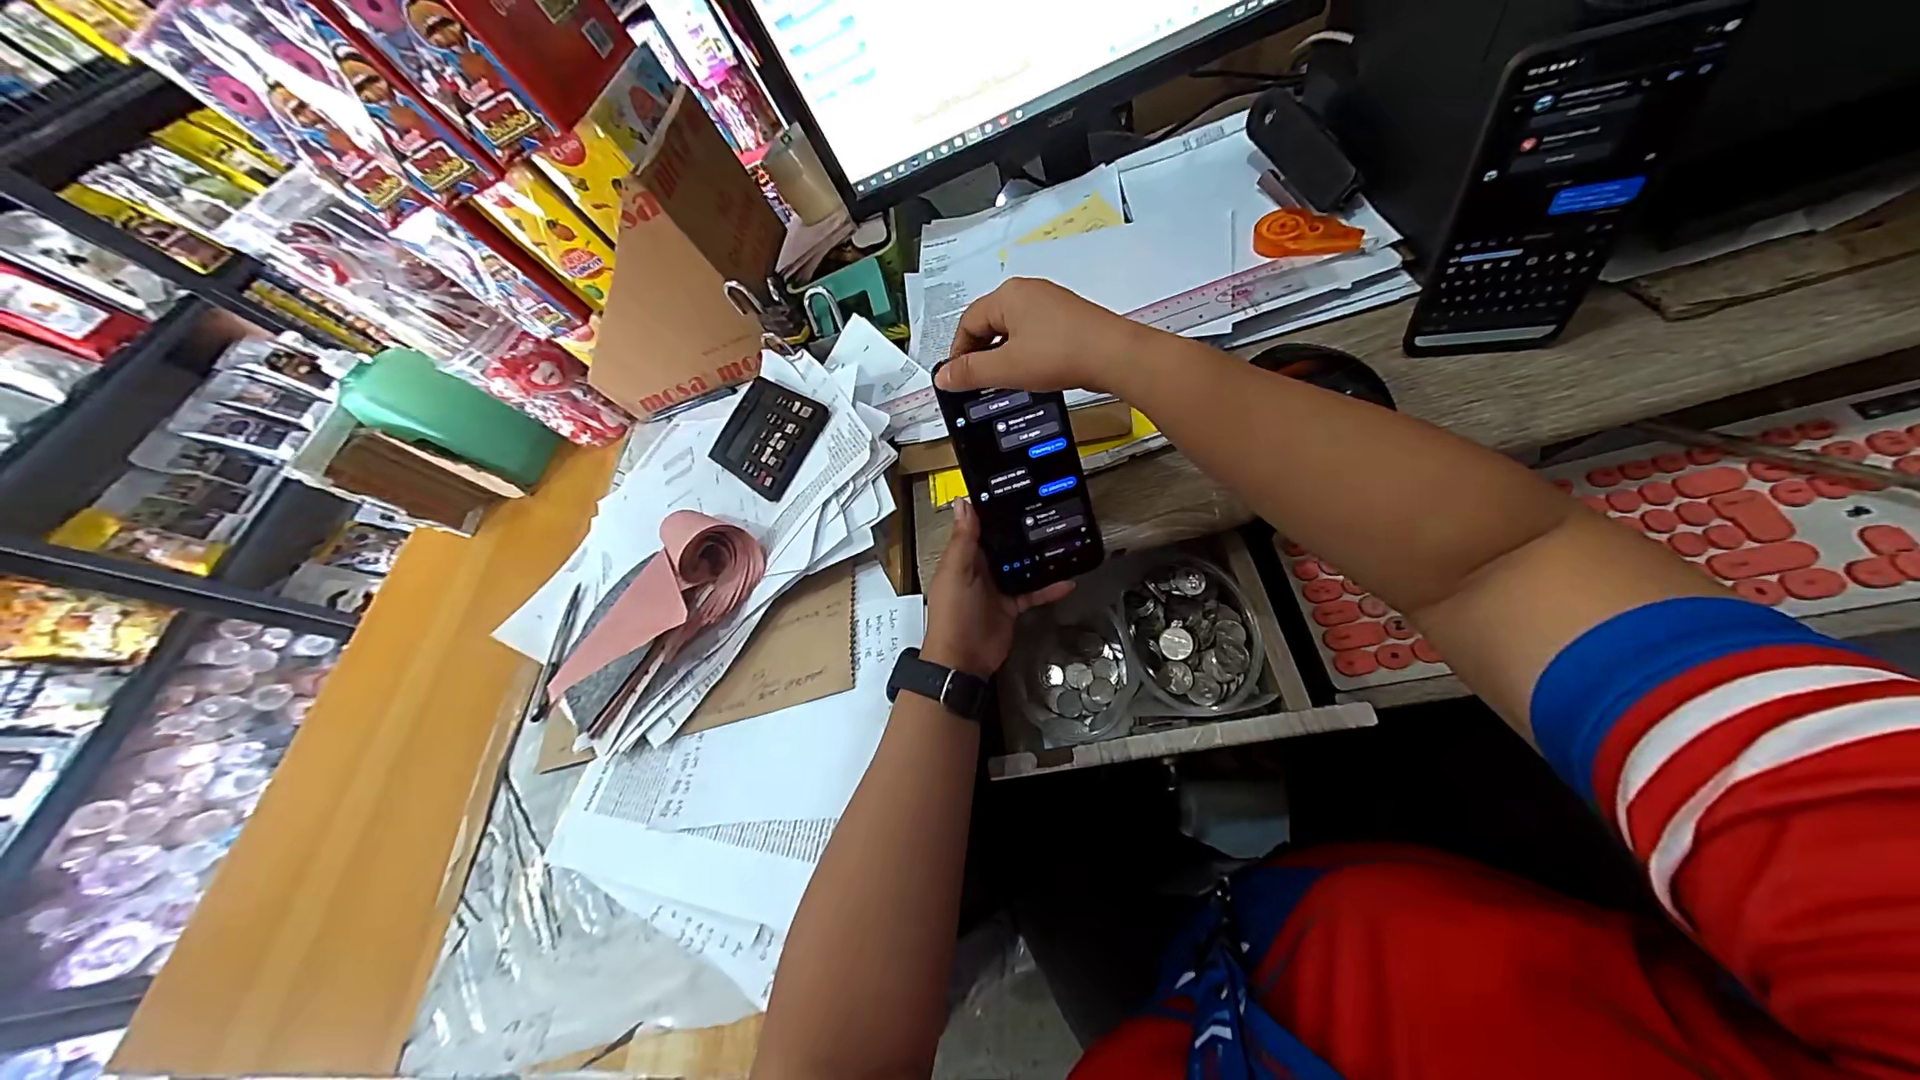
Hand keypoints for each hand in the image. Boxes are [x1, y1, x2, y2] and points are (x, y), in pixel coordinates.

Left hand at [922, 497, 1071, 677]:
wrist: (962, 660)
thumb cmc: (953, 615)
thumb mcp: (956, 572)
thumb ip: (963, 540)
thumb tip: (963, 503)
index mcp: (963, 558)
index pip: (977, 528)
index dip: (992, 511)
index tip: (1013, 490)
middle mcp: (979, 570)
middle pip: (1002, 545)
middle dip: (1019, 531)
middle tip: (1045, 510)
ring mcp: (996, 588)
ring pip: (1020, 566)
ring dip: (1036, 556)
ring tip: (1060, 539)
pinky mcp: (1011, 606)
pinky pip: (1032, 592)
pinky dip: (1049, 588)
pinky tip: (1067, 581)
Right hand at [935, 278, 1155, 396]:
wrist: (1113, 356)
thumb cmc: (1064, 353)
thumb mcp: (1006, 369)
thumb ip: (970, 372)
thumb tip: (943, 376)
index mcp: (1007, 296)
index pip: (967, 322)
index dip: (958, 353)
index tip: (957, 377)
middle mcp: (1027, 292)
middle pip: (989, 323)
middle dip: (980, 353)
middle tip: (977, 381)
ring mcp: (1049, 303)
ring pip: (1011, 329)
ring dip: (1002, 355)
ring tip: (1005, 379)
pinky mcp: (1066, 318)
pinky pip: (1033, 333)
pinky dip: (1024, 352)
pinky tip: (1030, 371)